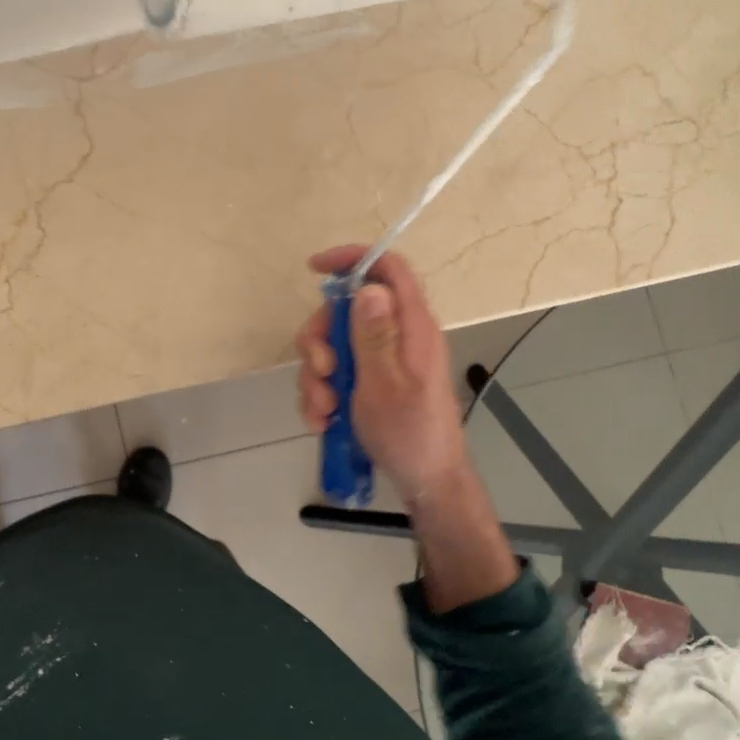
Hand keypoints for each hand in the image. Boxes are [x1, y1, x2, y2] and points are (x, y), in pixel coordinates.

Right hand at [295, 245, 470, 505]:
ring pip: (333, 346)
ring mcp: (382, 360)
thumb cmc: (410, 434)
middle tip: (321, 371)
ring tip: (323, 409)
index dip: (353, 259)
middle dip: (320, 341)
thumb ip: (374, 336)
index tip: (314, 269)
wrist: (425, 480)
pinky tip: (323, 420)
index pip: (388, 270)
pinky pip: (335, 374)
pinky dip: (321, 394)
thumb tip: (368, 287)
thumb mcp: (385, 385)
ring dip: (317, 377)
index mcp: (412, 327)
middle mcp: (397, 336)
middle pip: (345, 311)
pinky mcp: (370, 383)